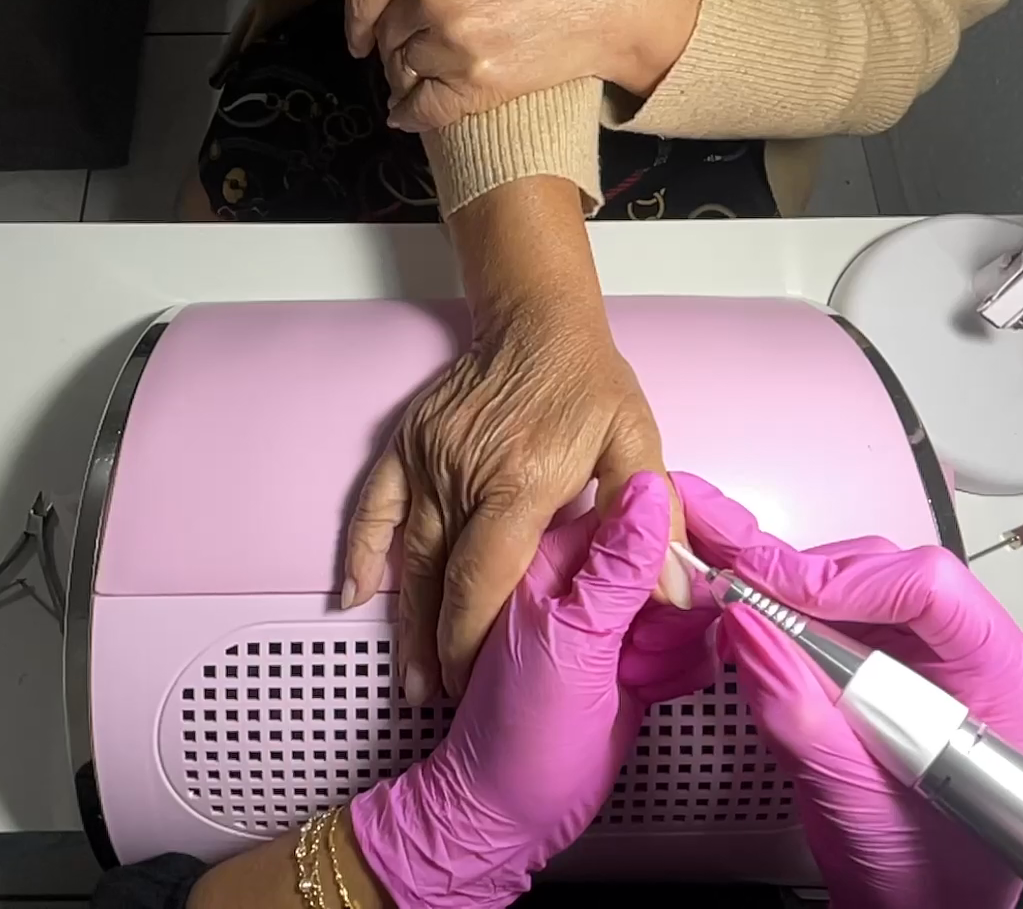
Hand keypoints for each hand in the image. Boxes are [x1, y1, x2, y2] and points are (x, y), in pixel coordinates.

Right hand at [342, 178, 689, 702]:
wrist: (538, 325)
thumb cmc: (588, 384)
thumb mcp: (634, 439)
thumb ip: (651, 511)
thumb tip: (672, 588)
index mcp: (520, 482)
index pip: (486, 578)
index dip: (475, 638)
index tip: (477, 683)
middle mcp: (464, 475)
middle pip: (442, 579)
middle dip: (441, 646)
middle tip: (444, 698)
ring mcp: (428, 459)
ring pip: (408, 555)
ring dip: (405, 619)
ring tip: (409, 675)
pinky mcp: (408, 445)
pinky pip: (372, 506)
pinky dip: (359, 551)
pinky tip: (350, 593)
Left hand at [345, 0, 701, 133]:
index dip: (358, 20)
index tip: (359, 37)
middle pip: (385, 36)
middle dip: (391, 45)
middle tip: (407, 51)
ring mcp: (452, 44)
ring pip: (405, 72)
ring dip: (410, 75)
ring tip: (427, 72)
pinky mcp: (476, 85)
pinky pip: (423, 111)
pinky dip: (408, 116)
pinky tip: (402, 116)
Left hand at [350, 474, 673, 907]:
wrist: (513, 811)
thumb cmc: (520, 732)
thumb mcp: (573, 641)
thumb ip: (618, 568)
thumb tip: (650, 489)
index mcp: (555, 558)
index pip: (632, 515)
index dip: (661, 554)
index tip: (657, 597)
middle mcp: (583, 581)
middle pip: (666, 562)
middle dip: (669, 613)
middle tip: (634, 648)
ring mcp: (610, 618)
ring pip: (683, 604)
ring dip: (674, 646)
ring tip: (631, 675)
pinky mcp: (632, 653)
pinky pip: (685, 642)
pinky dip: (678, 669)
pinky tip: (645, 689)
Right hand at [674, 473, 1022, 908]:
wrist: (917, 902)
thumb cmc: (918, 878)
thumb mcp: (852, 804)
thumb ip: (800, 716)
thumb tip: (748, 628)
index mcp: (1016, 697)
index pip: (934, 591)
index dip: (847, 580)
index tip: (774, 592)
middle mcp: (991, 664)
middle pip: (897, 572)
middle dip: (814, 582)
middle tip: (749, 595)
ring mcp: (949, 657)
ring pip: (870, 579)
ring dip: (803, 595)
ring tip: (756, 616)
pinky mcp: (909, 657)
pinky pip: (852, 607)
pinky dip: (801, 613)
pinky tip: (774, 632)